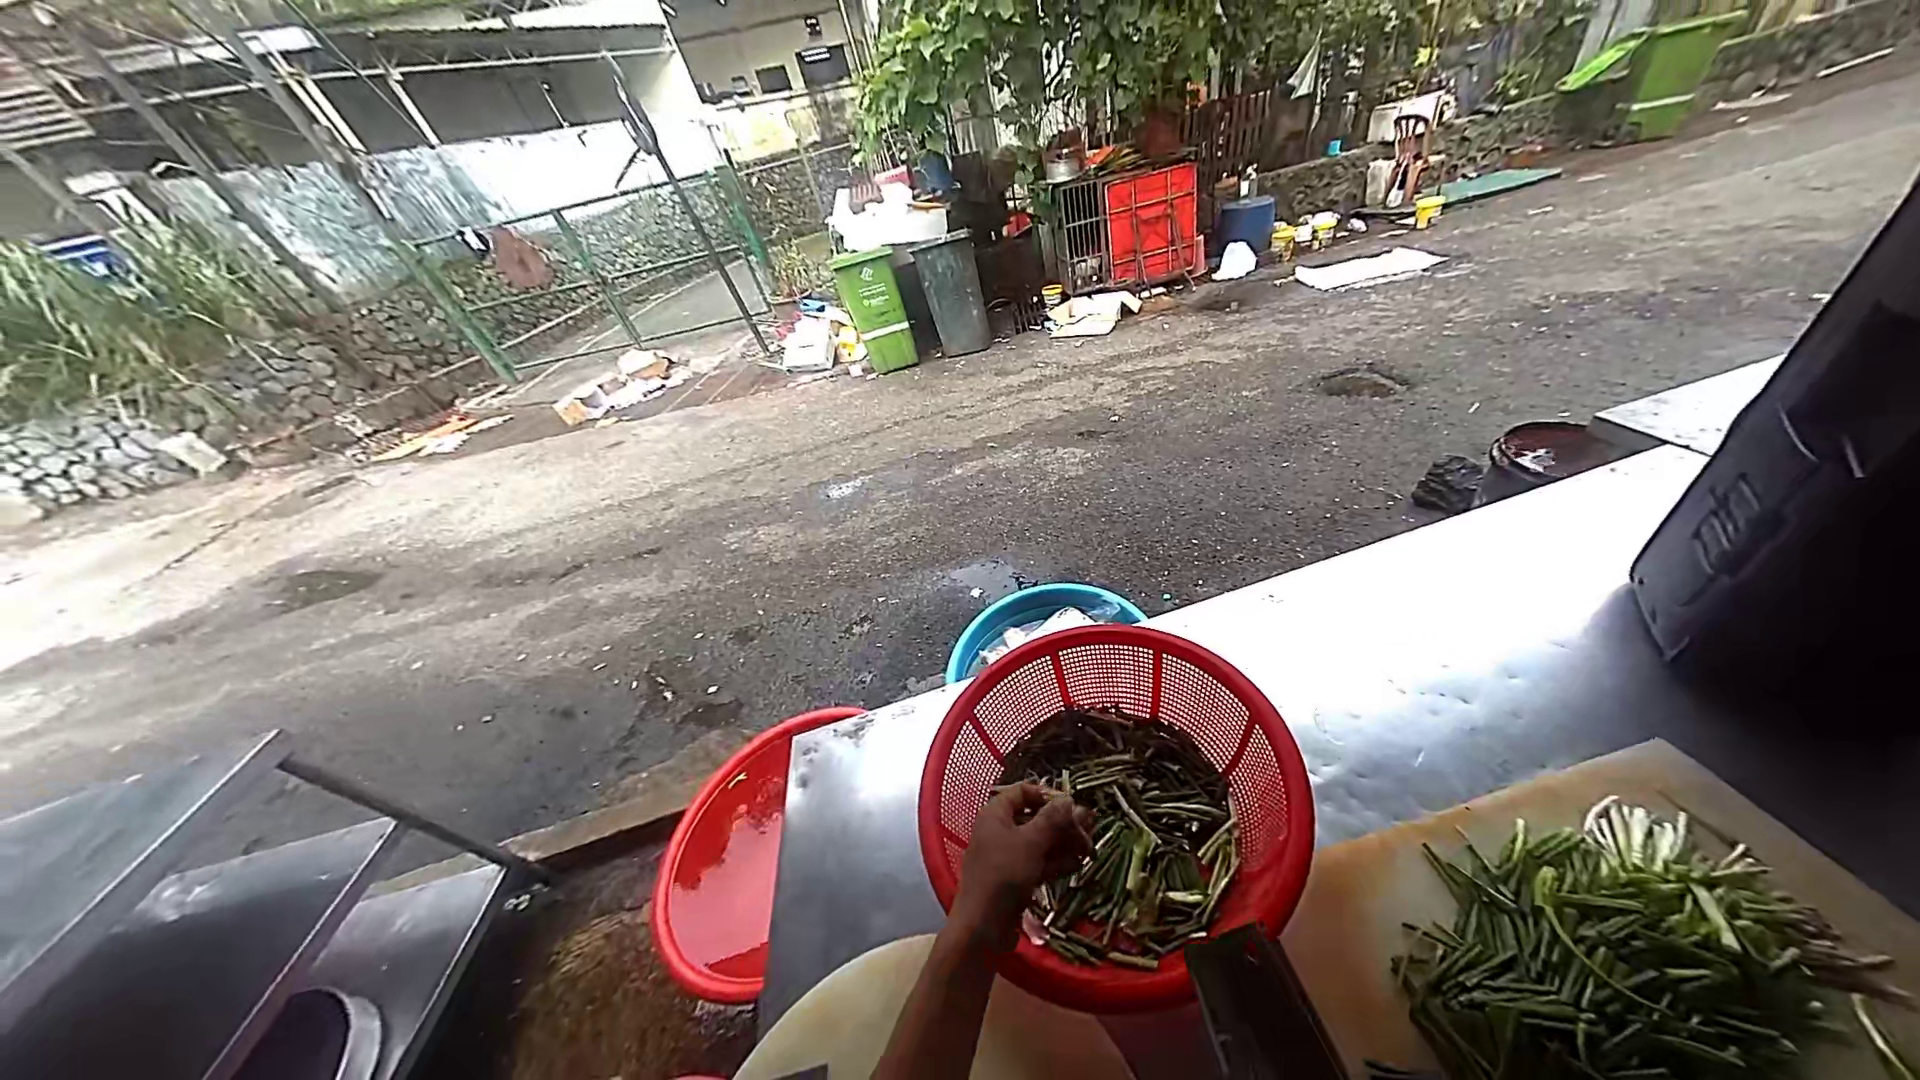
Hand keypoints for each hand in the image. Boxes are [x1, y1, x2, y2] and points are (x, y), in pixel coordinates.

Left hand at [953, 782, 1093, 949]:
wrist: (982, 926)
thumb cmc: (1003, 874)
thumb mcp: (1031, 842)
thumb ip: (1052, 819)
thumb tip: (1069, 799)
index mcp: (996, 813)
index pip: (1023, 791)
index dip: (1047, 795)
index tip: (1071, 805)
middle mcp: (999, 830)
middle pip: (1035, 817)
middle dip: (1062, 823)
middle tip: (1089, 830)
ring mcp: (1007, 855)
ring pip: (1039, 842)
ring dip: (1064, 843)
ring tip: (1089, 848)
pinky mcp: (1014, 878)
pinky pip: (1037, 862)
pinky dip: (1056, 861)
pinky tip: (1077, 864)